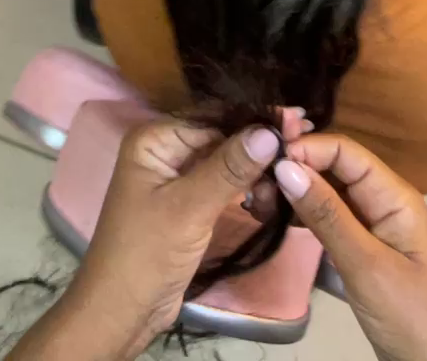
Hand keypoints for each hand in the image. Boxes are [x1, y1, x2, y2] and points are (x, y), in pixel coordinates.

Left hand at [10, 119, 279, 359]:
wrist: (123, 309)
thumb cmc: (147, 252)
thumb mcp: (190, 208)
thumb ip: (229, 168)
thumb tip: (268, 131)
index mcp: (154, 139)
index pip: (211, 117)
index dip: (252, 118)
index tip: (297, 120)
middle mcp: (163, 149)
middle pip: (219, 136)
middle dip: (258, 144)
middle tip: (303, 145)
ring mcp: (175, 176)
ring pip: (225, 161)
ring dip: (255, 169)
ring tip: (291, 173)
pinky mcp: (187, 201)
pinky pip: (221, 183)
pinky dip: (245, 188)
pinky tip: (270, 195)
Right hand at [274, 135, 426, 360]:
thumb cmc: (417, 320)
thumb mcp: (368, 267)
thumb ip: (326, 215)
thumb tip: (283, 165)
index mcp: (393, 196)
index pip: (343, 150)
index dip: (305, 148)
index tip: (264, 162)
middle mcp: (381, 202)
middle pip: (332, 167)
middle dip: (293, 168)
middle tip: (252, 186)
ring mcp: (371, 227)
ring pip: (326, 192)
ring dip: (293, 192)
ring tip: (255, 203)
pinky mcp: (361, 251)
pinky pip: (327, 218)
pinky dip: (301, 216)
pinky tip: (274, 220)